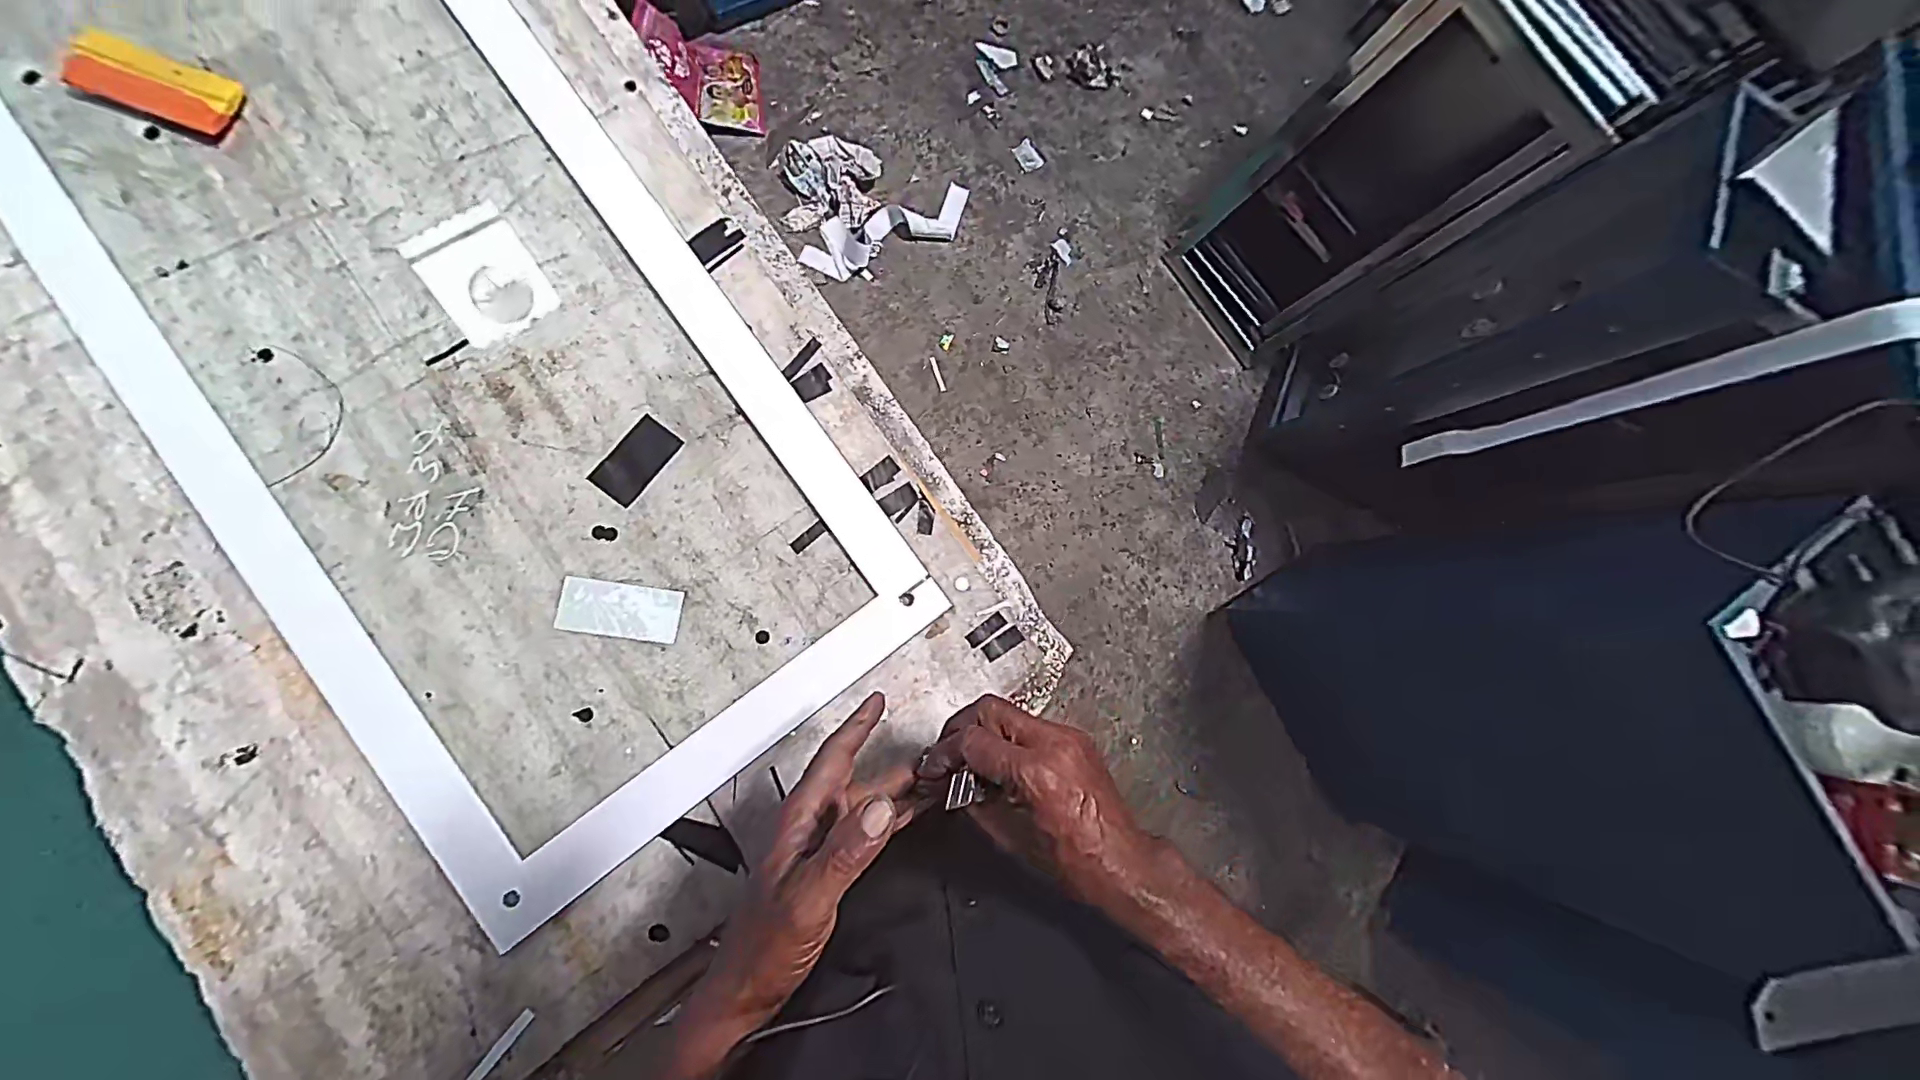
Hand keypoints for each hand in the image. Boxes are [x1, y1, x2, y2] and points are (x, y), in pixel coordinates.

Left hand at [662, 692, 920, 1079]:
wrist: (746, 992)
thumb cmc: (760, 947)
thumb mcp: (807, 897)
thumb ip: (844, 852)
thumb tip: (881, 807)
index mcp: (801, 820)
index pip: (833, 758)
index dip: (857, 726)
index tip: (876, 701)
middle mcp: (811, 826)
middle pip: (857, 778)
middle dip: (893, 762)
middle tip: (928, 752)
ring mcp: (820, 848)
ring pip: (866, 804)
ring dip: (897, 790)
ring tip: (929, 781)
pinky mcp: (829, 869)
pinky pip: (867, 830)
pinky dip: (893, 818)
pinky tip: (908, 818)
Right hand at [917, 695, 1167, 913]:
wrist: (1122, 864)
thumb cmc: (1077, 863)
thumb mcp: (1011, 837)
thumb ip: (976, 801)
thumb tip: (955, 782)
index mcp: (1036, 770)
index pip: (974, 740)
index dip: (945, 753)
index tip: (935, 766)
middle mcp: (1054, 744)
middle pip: (989, 709)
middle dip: (960, 728)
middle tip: (947, 754)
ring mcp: (1068, 737)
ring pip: (1009, 713)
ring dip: (984, 732)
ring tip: (973, 762)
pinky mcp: (1076, 740)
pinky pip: (1029, 726)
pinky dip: (1007, 739)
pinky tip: (1001, 764)